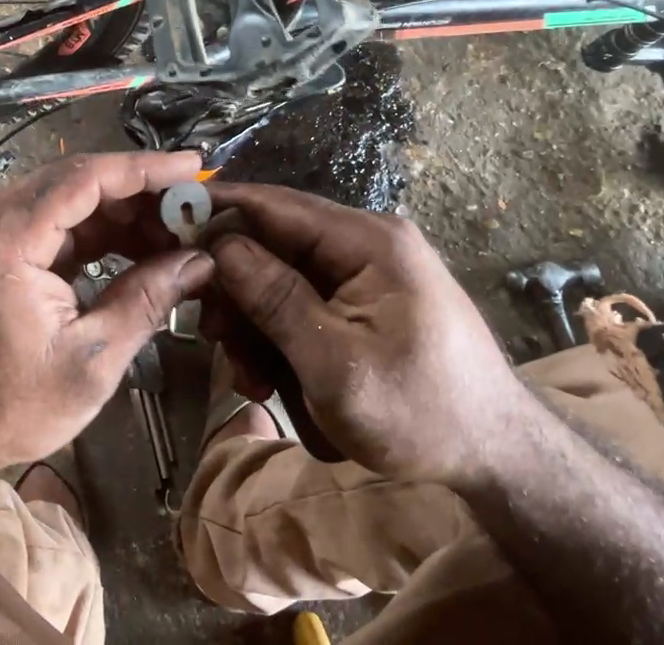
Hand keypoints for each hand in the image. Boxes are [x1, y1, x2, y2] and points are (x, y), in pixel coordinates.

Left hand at [0, 152, 215, 474]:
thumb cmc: (12, 405)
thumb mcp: (92, 360)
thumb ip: (147, 299)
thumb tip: (202, 261)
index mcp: (8, 240)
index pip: (85, 178)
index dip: (144, 169)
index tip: (194, 168)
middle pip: (76, 181)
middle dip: (139, 191)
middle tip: (194, 208)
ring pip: (67, 199)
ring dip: (121, 212)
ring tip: (175, 234)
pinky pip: (53, 222)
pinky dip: (96, 230)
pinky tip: (138, 246)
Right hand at [203, 183, 540, 484]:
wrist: (498, 458)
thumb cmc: (420, 411)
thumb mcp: (334, 361)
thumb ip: (274, 297)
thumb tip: (218, 243)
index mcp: (367, 241)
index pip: (274, 205)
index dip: (217, 211)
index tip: (164, 227)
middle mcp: (365, 244)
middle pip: (272, 245)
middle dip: (237, 293)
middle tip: (216, 340)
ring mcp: (365, 274)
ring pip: (280, 280)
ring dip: (256, 326)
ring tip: (253, 380)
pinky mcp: (364, 303)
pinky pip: (303, 306)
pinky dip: (281, 339)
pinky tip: (275, 381)